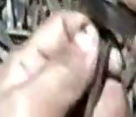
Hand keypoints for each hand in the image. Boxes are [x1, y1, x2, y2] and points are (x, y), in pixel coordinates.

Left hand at [0, 11, 124, 116]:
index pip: (66, 27)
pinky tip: (108, 116)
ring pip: (105, 96)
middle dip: (106, 73)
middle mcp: (54, 86)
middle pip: (93, 62)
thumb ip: (60, 71)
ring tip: (105, 110)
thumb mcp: (25, 105)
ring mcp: (71, 115)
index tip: (110, 47)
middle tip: (111, 87)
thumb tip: (93, 32)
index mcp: (29, 65)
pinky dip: (110, 116)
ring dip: (111, 103)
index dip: (90, 30)